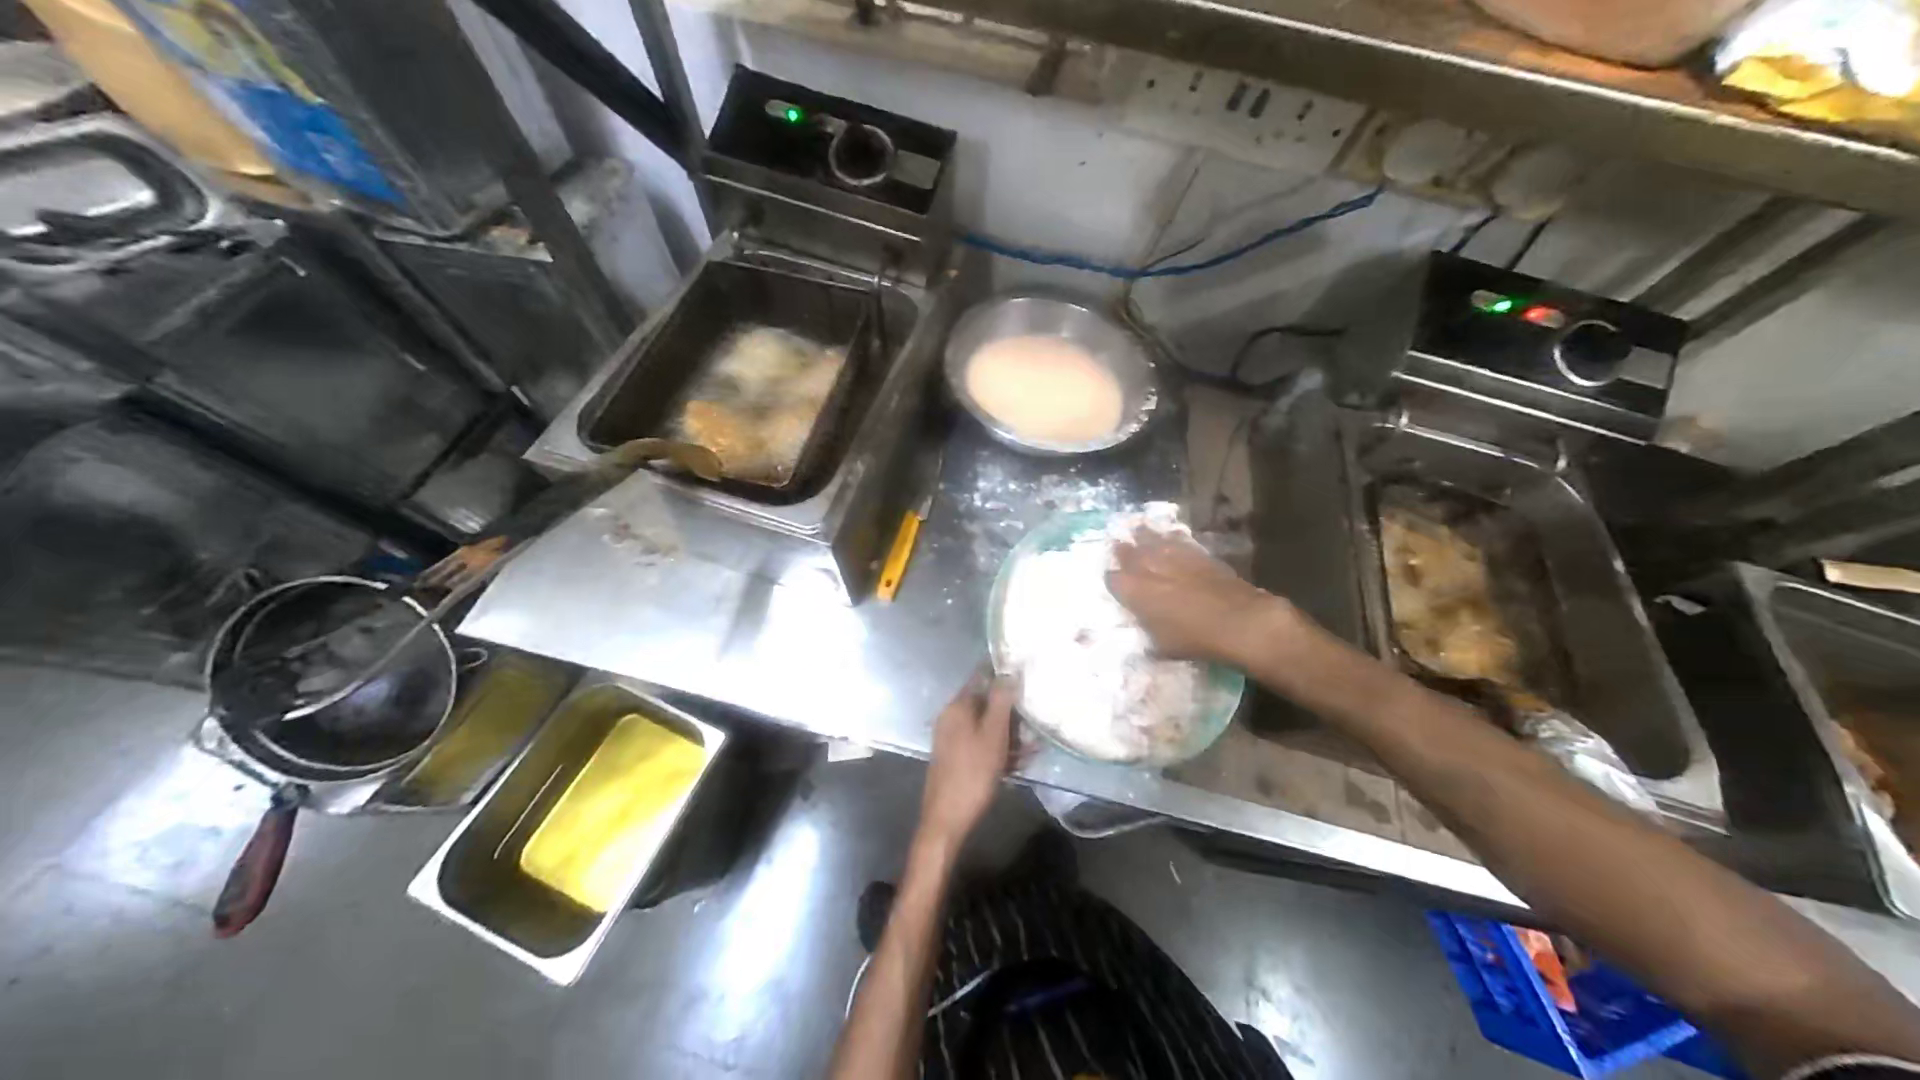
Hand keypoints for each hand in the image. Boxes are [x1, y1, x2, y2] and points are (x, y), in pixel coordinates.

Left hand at [919, 672, 1019, 846]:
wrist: (947, 818)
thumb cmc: (973, 773)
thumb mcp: (993, 734)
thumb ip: (1001, 700)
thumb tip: (1009, 670)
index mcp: (958, 707)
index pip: (982, 677)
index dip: (1004, 676)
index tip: (1027, 677)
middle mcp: (952, 717)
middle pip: (986, 703)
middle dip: (1012, 713)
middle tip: (1035, 724)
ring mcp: (953, 738)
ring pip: (987, 726)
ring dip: (1010, 734)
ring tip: (1033, 748)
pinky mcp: (957, 757)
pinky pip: (982, 744)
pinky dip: (1000, 750)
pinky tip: (1019, 763)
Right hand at [1107, 526, 1293, 667]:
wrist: (1238, 621)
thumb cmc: (1194, 638)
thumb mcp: (1162, 646)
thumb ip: (1148, 634)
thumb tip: (1146, 632)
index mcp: (1134, 591)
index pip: (1113, 579)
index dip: (1112, 580)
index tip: (1113, 581)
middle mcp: (1148, 568)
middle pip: (1129, 553)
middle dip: (1123, 550)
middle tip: (1119, 545)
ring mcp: (1174, 557)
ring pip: (1152, 539)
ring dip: (1144, 535)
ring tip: (1138, 529)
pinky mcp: (1197, 553)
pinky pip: (1178, 540)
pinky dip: (1170, 538)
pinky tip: (1170, 536)